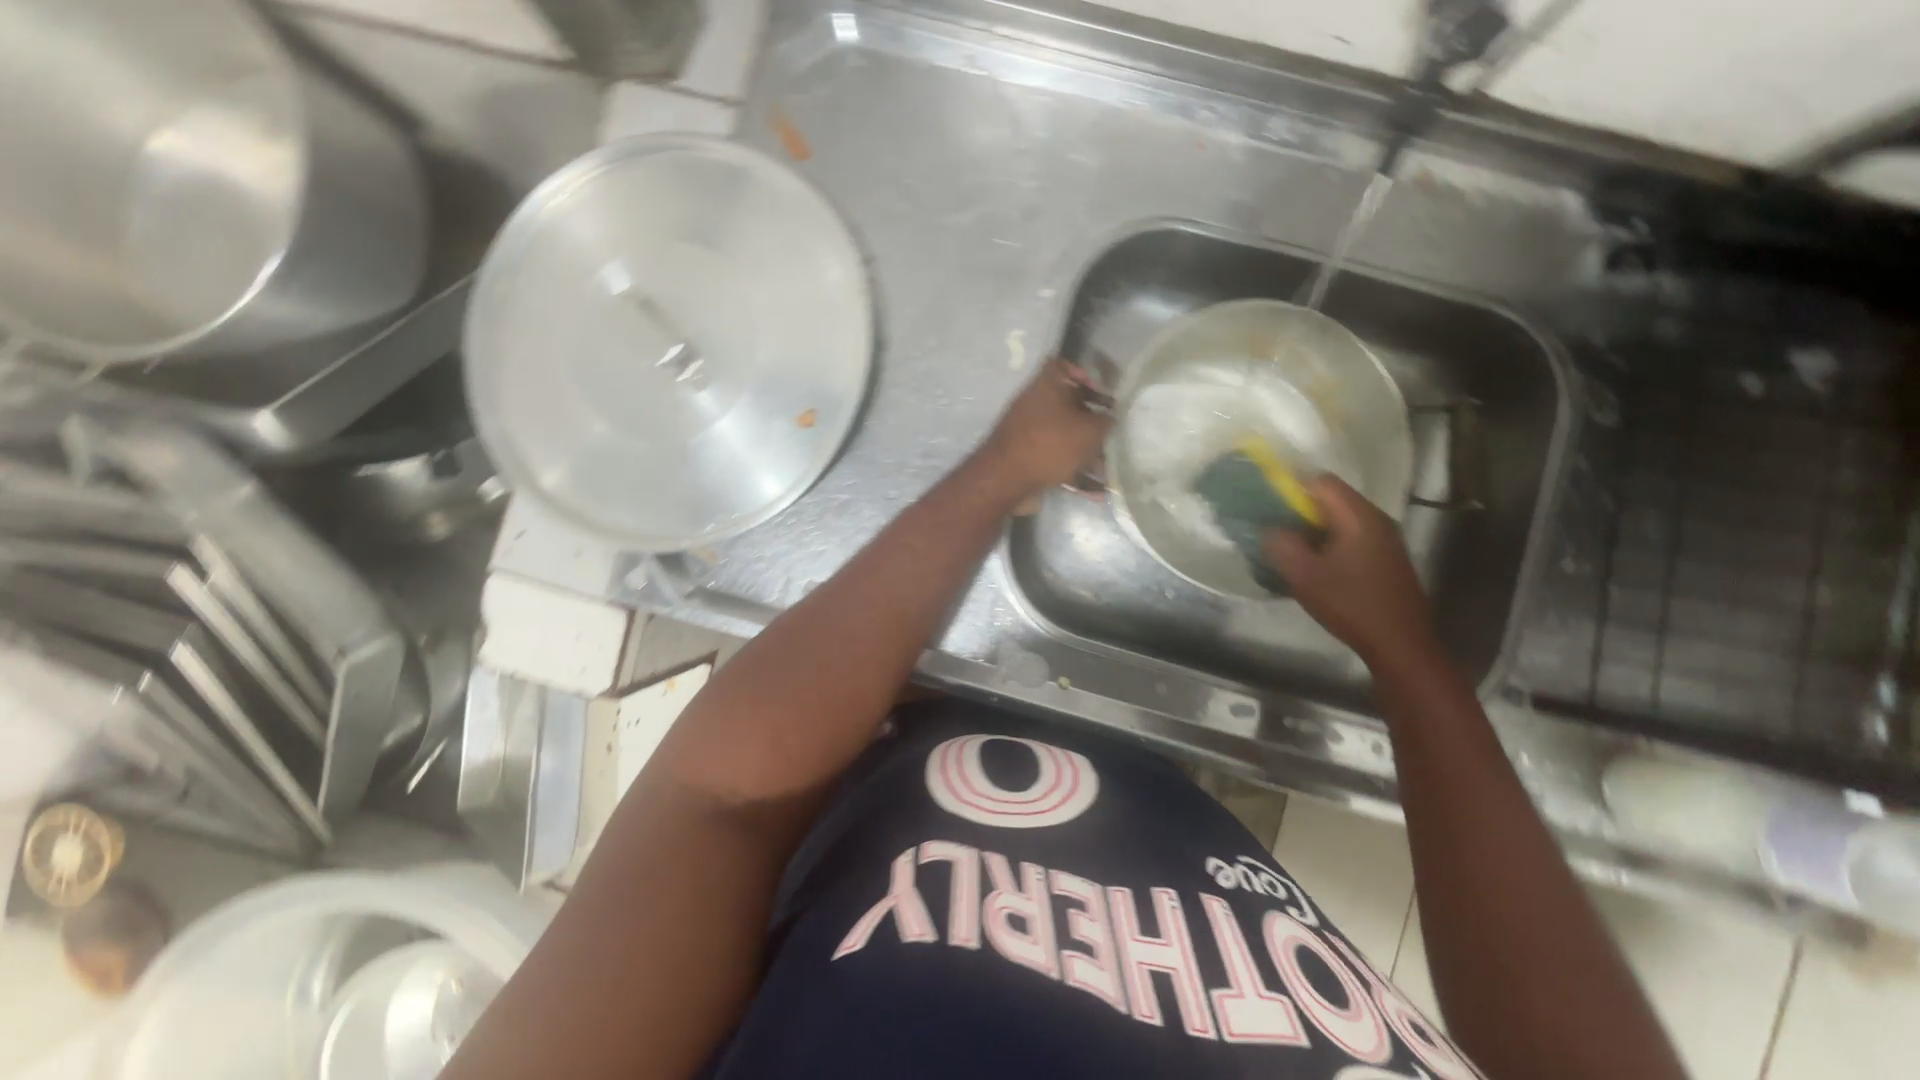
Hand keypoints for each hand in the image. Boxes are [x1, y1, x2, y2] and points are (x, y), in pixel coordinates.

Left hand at [974, 358, 1112, 499]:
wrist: (1006, 479)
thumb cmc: (1051, 444)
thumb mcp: (1090, 431)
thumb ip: (1105, 421)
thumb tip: (1110, 418)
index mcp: (1046, 384)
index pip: (1062, 366)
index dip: (1083, 375)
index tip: (1101, 393)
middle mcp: (1034, 403)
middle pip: (1067, 405)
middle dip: (1092, 421)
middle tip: (1112, 434)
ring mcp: (1028, 432)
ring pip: (1063, 436)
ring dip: (1086, 452)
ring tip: (1109, 470)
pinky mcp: (1026, 457)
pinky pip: (1055, 460)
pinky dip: (1074, 473)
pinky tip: (1096, 493)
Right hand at [1264, 475, 1438, 668]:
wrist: (1400, 643)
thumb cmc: (1351, 604)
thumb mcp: (1304, 576)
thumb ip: (1282, 544)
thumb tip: (1270, 528)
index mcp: (1358, 516)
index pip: (1321, 481)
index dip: (1291, 487)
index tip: (1268, 506)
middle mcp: (1377, 519)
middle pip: (1333, 499)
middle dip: (1301, 510)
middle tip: (1276, 530)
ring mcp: (1387, 539)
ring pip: (1343, 520)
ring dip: (1315, 530)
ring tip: (1293, 551)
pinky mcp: (1388, 559)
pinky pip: (1354, 537)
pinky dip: (1332, 543)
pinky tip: (1319, 567)